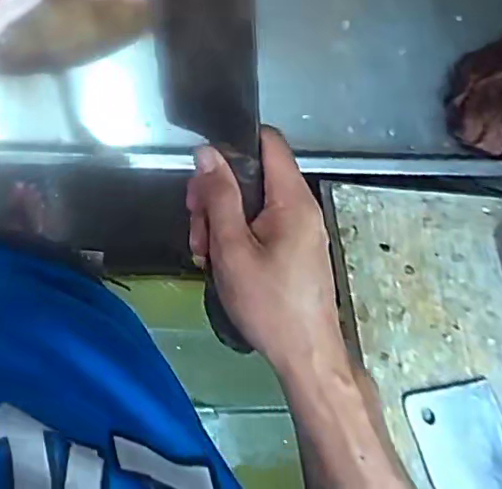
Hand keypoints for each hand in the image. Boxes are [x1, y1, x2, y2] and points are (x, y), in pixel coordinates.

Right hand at [186, 127, 347, 380]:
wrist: (306, 360)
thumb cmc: (269, 302)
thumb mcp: (232, 245)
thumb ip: (218, 194)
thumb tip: (207, 152)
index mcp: (292, 201)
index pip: (270, 142)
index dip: (235, 140)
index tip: (205, 161)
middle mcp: (300, 209)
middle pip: (249, 173)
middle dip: (214, 191)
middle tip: (195, 219)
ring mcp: (297, 229)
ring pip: (246, 200)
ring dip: (217, 216)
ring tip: (204, 248)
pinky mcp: (290, 247)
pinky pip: (255, 222)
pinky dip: (231, 232)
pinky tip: (217, 257)